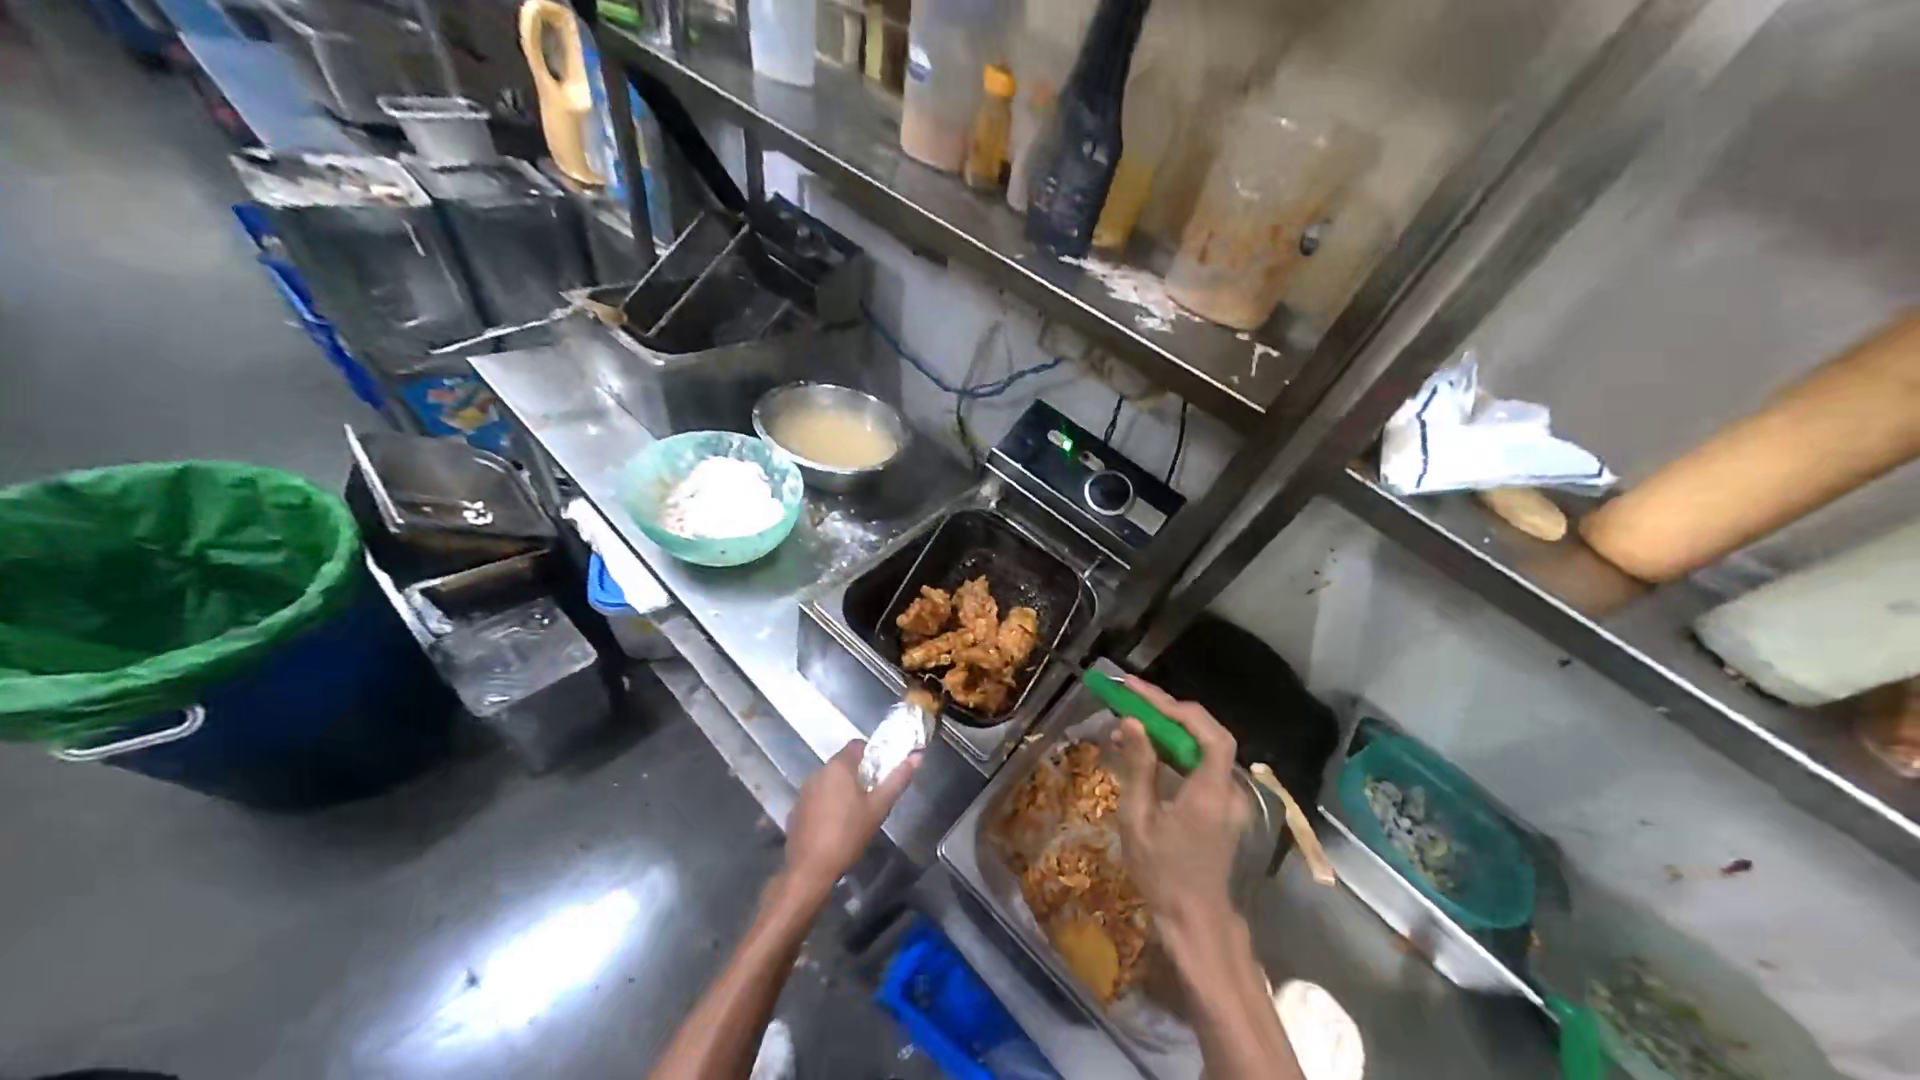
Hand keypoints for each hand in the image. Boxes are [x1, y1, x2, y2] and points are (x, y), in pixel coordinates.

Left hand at [782, 740, 919, 892]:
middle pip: (843, 763)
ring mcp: (804, 791)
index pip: (858, 745)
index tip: (883, 772)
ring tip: (857, 811)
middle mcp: (818, 772)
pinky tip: (836, 824)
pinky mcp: (797, 809)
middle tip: (875, 794)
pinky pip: (818, 797)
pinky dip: (829, 803)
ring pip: (830, 780)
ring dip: (844, 789)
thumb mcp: (878, 808)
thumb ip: (897, 780)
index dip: (873, 754)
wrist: (809, 869)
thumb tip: (917, 757)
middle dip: (860, 773)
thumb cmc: (848, 834)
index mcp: (838, 767)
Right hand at [1113, 676, 1249, 931]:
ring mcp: (1230, 798)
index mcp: (1209, 794)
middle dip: (1169, 709)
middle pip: (1209, 733)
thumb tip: (1131, 723)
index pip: (1209, 735)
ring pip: (1205, 746)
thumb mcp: (1138, 820)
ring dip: (1170, 727)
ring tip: (1130, 717)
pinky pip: (1202, 764)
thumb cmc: (1161, 873)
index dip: (1175, 708)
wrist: (1194, 920)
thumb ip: (1138, 767)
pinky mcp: (1223, 805)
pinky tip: (1148, 747)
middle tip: (1131, 694)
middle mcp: (1228, 790)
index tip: (1137, 691)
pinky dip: (1176, 748)